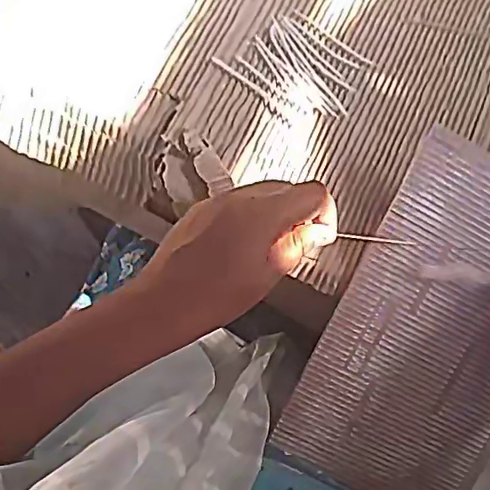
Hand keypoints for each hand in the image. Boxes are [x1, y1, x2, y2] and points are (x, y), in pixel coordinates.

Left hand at [129, 181, 336, 334]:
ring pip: (262, 194)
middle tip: (301, 244)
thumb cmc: (210, 297)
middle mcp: (240, 198)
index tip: (322, 234)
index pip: (312, 192)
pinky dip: (250, 218)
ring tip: (269, 251)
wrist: (164, 302)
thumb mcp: (266, 276)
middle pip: (288, 188)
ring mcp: (218, 201)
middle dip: (300, 213)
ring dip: (274, 215)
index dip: (325, 214)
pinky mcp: (202, 210)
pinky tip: (243, 249)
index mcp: (263, 213)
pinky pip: (237, 204)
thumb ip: (296, 246)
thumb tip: (314, 232)